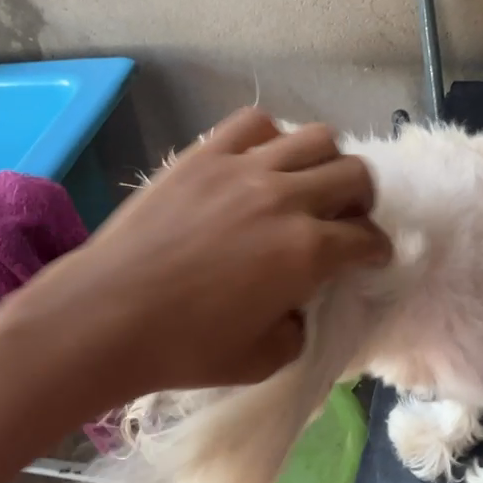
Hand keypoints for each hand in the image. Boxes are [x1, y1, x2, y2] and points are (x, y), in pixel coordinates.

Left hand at [0, 108, 390, 400]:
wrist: (105, 315)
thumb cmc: (183, 348)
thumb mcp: (262, 359)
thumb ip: (299, 327)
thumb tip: (301, 300)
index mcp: (306, 252)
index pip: (366, 238)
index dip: (376, 249)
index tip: (372, 256)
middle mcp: (286, 199)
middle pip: (353, 175)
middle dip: (361, 200)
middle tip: (345, 219)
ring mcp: (244, 168)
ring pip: (316, 137)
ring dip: (326, 161)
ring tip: (308, 182)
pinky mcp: (205, 153)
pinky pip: (255, 123)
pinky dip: (272, 137)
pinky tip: (262, 160)